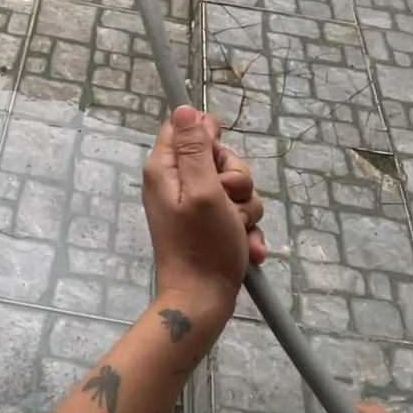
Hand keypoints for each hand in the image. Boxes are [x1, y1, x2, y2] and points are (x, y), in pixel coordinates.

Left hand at [142, 105, 264, 323]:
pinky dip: (246, 229)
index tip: (218, 162)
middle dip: (236, 180)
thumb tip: (186, 109)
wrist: (203, 303)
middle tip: (229, 203)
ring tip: (237, 230)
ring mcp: (194, 204)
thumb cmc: (202, 246)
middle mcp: (176, 182)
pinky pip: (237, 212)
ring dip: (244, 208)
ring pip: (235, 185)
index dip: (209, 138)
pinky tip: (247, 248)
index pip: (184, 127)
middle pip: (218, 156)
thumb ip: (196, 148)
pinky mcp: (210, 224)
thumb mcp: (203, 191)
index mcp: (165, 168)